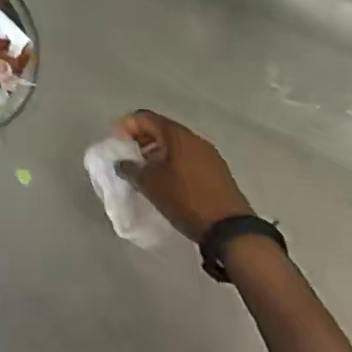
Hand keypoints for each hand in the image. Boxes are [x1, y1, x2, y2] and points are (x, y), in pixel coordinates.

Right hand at [114, 110, 251, 242]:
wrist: (233, 233)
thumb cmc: (185, 199)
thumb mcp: (148, 182)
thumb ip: (129, 167)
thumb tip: (123, 162)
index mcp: (177, 135)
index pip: (143, 117)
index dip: (125, 126)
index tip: (117, 144)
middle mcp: (196, 140)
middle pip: (161, 129)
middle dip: (140, 140)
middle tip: (129, 156)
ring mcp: (212, 158)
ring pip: (176, 146)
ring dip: (157, 154)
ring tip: (146, 171)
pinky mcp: (220, 175)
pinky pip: (189, 159)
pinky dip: (173, 164)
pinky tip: (167, 182)